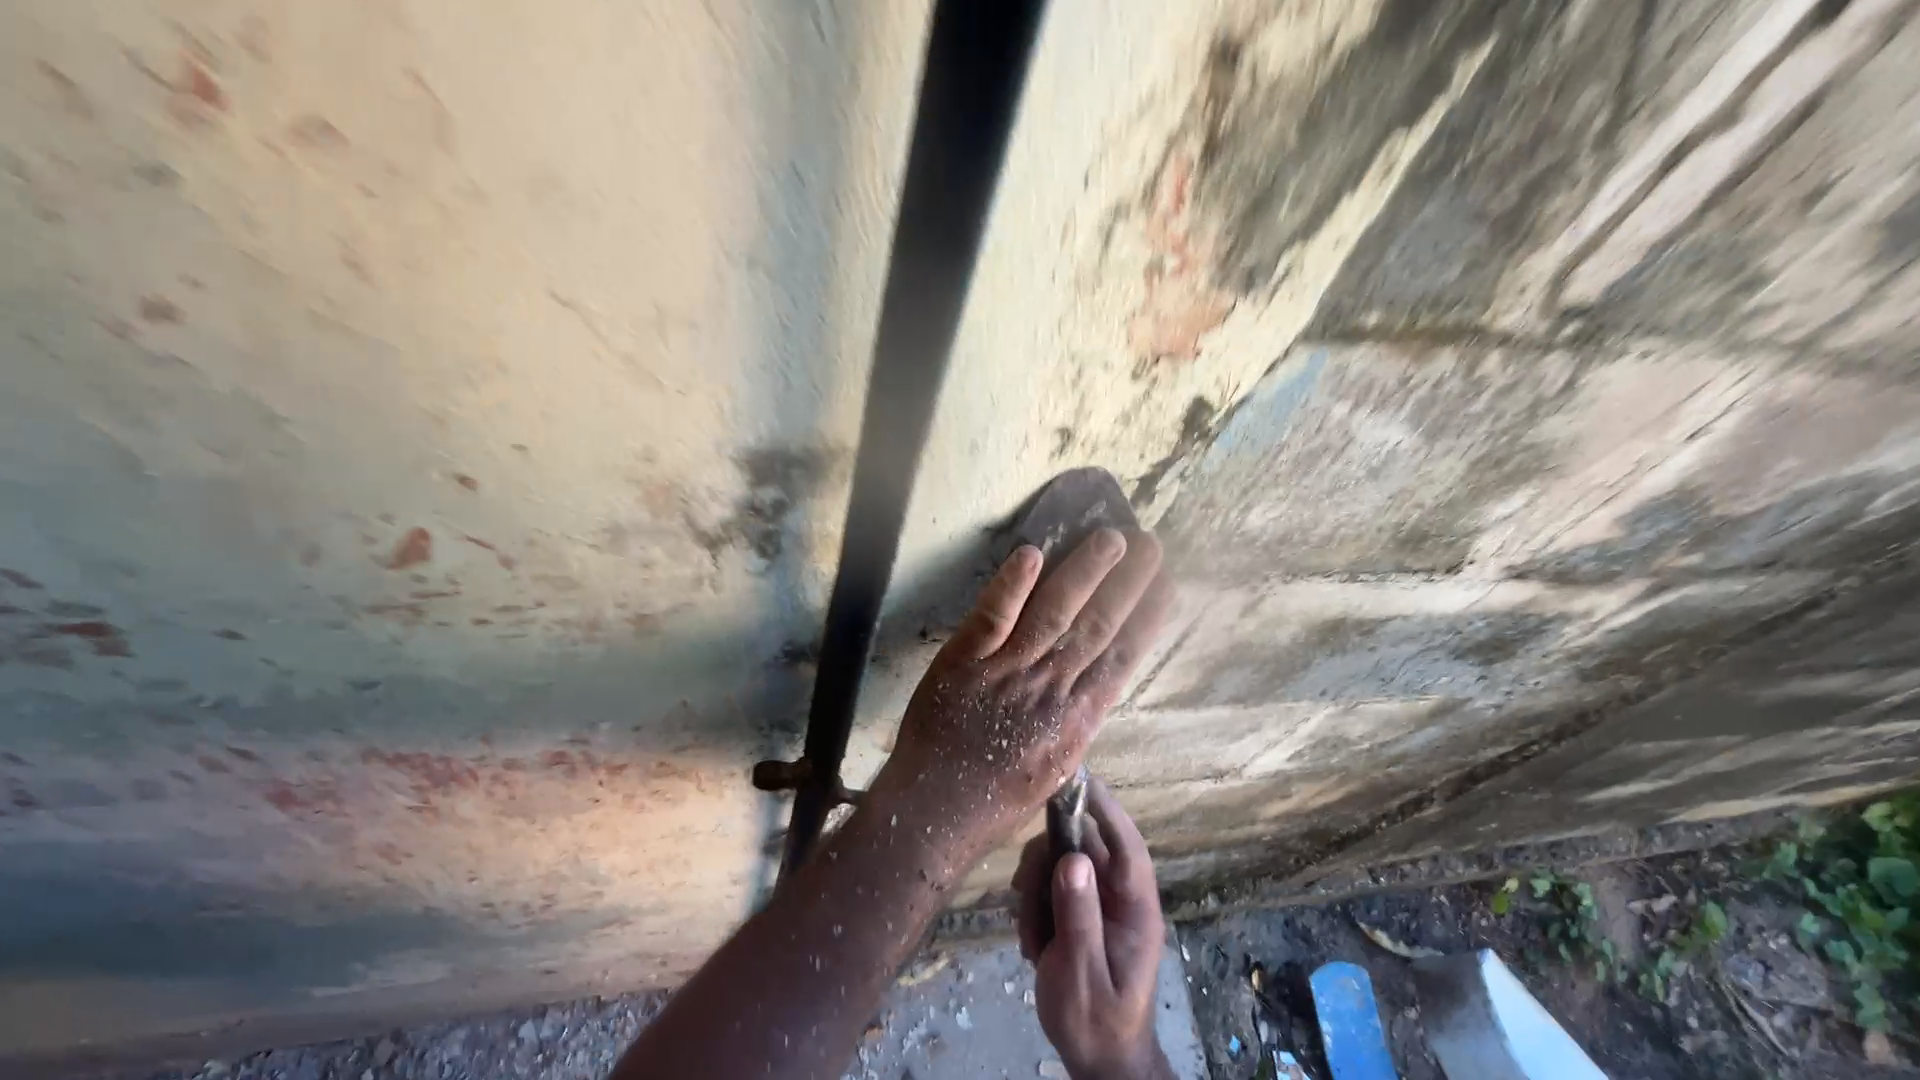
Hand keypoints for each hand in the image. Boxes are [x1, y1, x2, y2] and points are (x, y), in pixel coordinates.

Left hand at [868, 529, 1171, 865]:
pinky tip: (1033, 554)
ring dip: (1084, 572)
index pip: (1121, 658)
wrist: (934, 812)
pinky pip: (992, 617)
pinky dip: (1012, 586)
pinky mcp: (963, 662)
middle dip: (1127, 584)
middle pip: (1097, 627)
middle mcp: (1049, 690)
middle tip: (1149, 544)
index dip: (1146, 619)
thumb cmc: (995, 798)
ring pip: (1053, 613)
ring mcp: (1005, 672)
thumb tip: (1093, 683)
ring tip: (1109, 538)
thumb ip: (1075, 721)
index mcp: (1076, 720)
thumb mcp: (1054, 767)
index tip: (1166, 586)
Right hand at [1015, 779, 1173, 1079]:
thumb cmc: (1098, 1021)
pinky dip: (1032, 906)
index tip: (1079, 778)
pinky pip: (1049, 885)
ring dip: (1034, 892)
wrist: (1098, 1058)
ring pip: (1059, 863)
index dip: (1105, 808)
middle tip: (1022, 895)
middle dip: (1046, 865)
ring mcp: (1099, 901)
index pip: (1125, 844)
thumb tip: (1072, 859)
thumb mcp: (1083, 974)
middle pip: (1082, 846)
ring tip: (1029, 937)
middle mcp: (1119, 895)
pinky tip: (1030, 941)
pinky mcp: (1078, 910)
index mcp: (1136, 907)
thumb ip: (1078, 917)